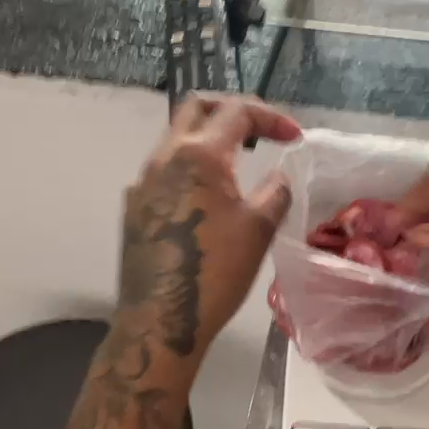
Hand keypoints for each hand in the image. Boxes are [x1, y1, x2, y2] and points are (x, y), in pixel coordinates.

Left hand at [117, 94, 301, 356]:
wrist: (160, 321)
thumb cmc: (216, 272)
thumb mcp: (259, 228)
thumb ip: (275, 190)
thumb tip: (280, 174)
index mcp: (198, 155)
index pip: (237, 111)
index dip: (271, 117)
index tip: (294, 137)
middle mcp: (164, 156)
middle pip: (197, 108)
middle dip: (233, 110)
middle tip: (261, 131)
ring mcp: (143, 180)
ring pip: (177, 136)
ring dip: (210, 137)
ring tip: (240, 160)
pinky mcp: (134, 204)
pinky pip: (165, 168)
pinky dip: (192, 165)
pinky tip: (208, 195)